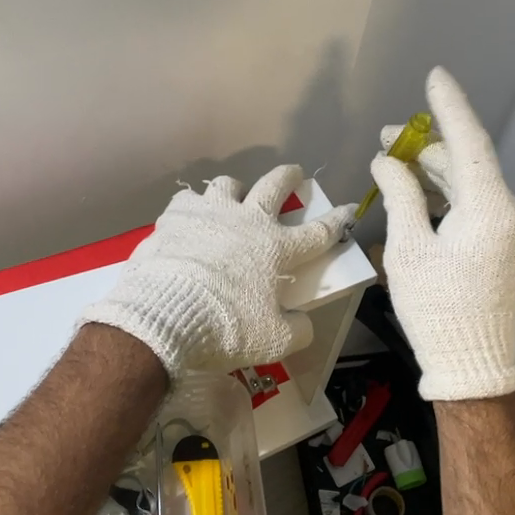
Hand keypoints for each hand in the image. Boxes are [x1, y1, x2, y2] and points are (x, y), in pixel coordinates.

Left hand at [80, 165, 353, 376]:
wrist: (165, 317)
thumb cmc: (227, 328)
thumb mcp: (274, 341)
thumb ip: (297, 329)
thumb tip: (303, 322)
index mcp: (277, 249)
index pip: (318, 232)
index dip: (337, 220)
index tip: (349, 208)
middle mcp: (248, 222)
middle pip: (274, 186)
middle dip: (288, 177)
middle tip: (293, 173)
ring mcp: (210, 214)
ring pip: (229, 185)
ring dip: (236, 189)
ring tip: (234, 198)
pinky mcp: (175, 217)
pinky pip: (187, 201)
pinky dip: (193, 209)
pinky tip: (189, 221)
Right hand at [371, 67, 514, 400]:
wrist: (473, 365)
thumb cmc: (437, 309)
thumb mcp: (409, 250)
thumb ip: (400, 196)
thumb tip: (388, 163)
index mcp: (491, 208)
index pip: (470, 142)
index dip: (449, 107)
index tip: (435, 76)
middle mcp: (512, 211)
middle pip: (467, 163)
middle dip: (426, 147)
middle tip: (386, 139)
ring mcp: (514, 228)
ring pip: (472, 184)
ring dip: (435, 172)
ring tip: (394, 163)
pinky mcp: (508, 244)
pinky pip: (477, 206)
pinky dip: (448, 195)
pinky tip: (417, 193)